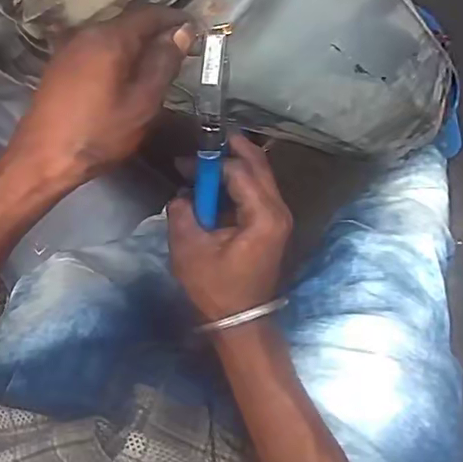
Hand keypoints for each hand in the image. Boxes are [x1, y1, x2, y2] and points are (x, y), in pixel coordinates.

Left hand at [7, 7, 191, 189]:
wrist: (41, 157)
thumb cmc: (97, 133)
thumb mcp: (142, 103)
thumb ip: (164, 63)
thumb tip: (181, 32)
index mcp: (109, 38)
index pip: (150, 14)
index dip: (176, 19)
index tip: (196, 29)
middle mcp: (86, 33)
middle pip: (129, 22)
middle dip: (156, 32)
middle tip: (180, 50)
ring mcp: (68, 47)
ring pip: (111, 36)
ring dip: (135, 45)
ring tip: (157, 64)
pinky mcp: (59, 64)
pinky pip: (96, 49)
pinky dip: (115, 55)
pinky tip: (124, 74)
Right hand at [167, 134, 292, 322]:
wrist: (241, 320)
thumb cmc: (216, 287)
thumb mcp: (189, 248)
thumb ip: (183, 211)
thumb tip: (183, 193)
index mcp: (263, 215)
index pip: (238, 171)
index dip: (210, 162)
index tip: (184, 162)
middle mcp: (279, 211)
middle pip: (258, 165)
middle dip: (230, 150)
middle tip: (204, 141)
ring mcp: (279, 218)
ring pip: (260, 176)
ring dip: (233, 166)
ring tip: (203, 163)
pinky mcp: (272, 225)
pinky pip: (257, 191)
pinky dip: (237, 182)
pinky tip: (214, 185)